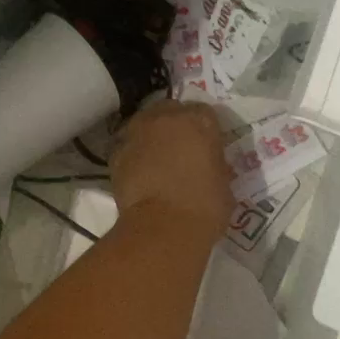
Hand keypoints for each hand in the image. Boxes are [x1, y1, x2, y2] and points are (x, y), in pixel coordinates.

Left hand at [110, 101, 231, 245]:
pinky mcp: (116, 152)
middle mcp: (166, 117)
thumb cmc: (204, 207)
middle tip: (179, 149)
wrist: (164, 227)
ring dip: (150, 136)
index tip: (205, 147)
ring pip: (144, 124)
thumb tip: (207, 166)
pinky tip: (139, 173)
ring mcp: (137, 132)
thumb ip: (214, 165)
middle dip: (174, 125)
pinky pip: (127, 146)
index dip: (204, 130)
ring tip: (155, 159)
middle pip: (170, 111)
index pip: (204, 114)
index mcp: (199, 121)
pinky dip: (133, 155)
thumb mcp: (223, 183)